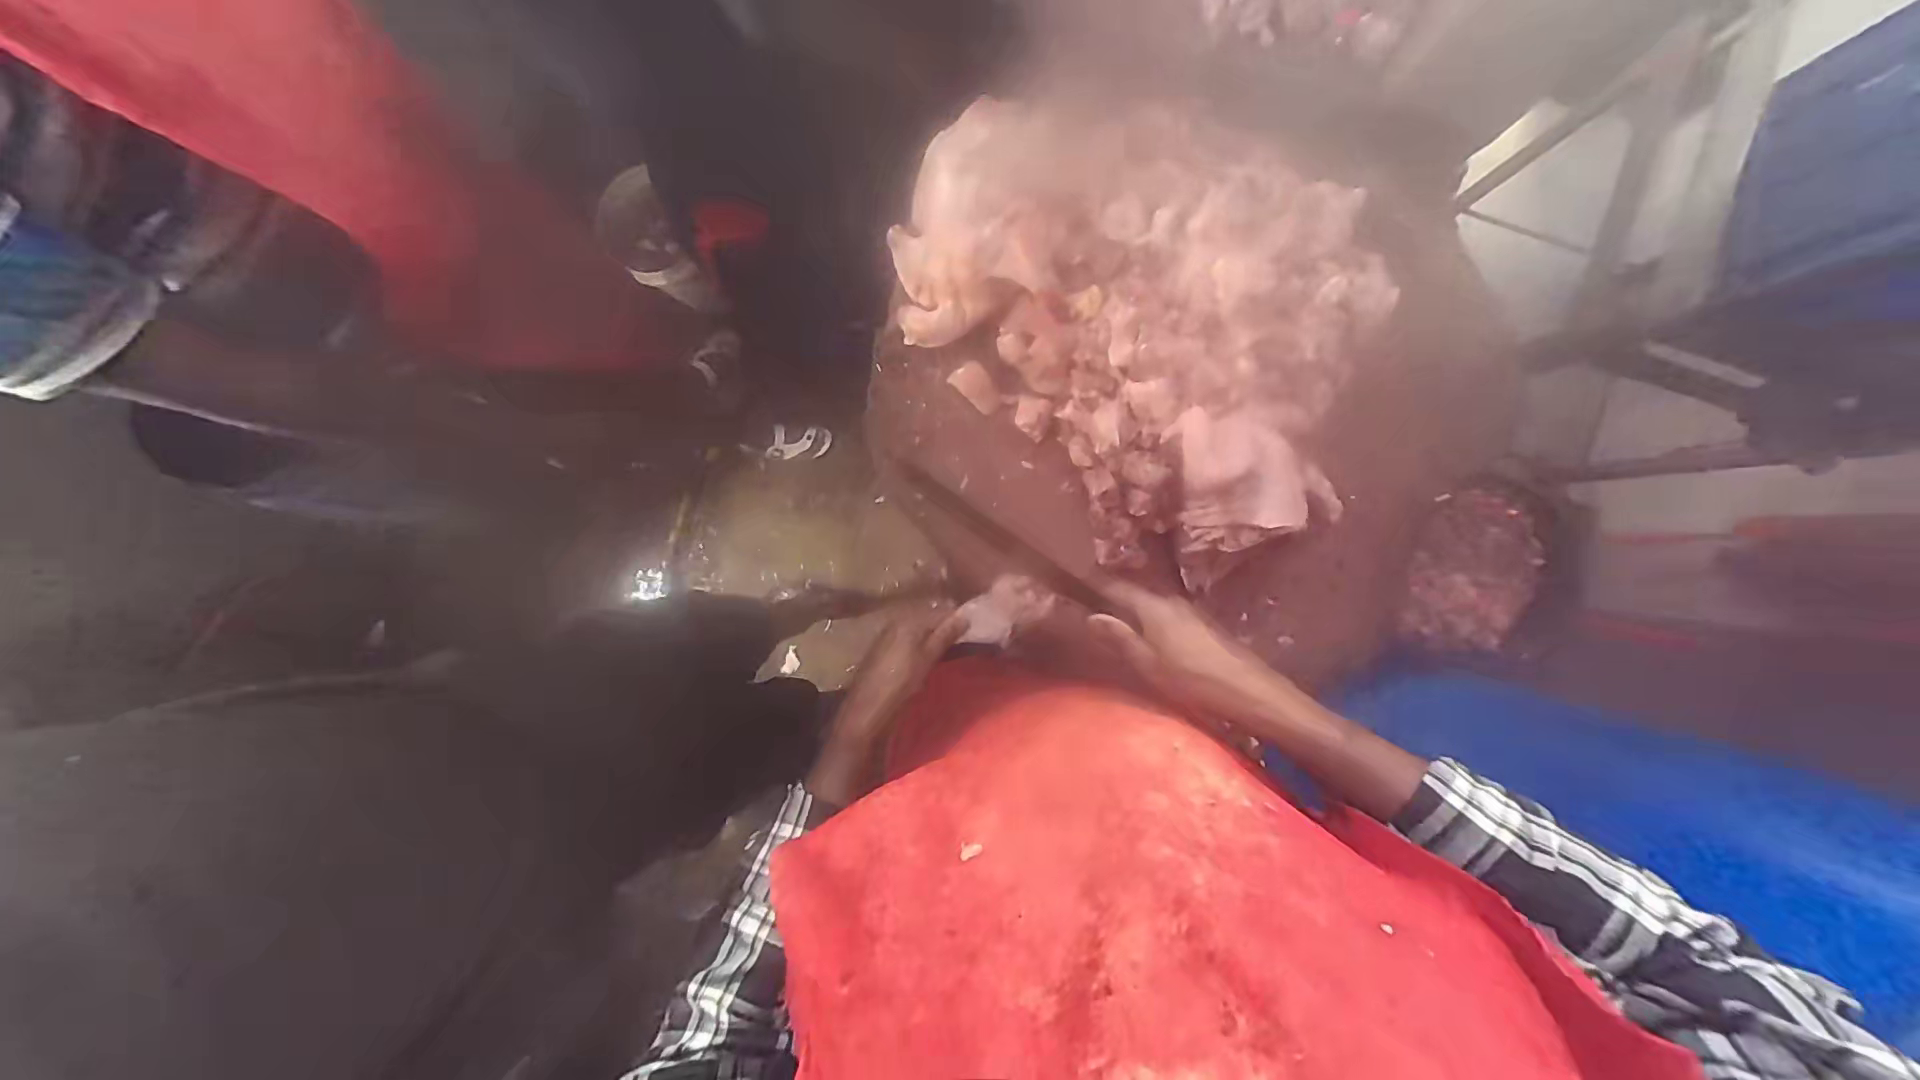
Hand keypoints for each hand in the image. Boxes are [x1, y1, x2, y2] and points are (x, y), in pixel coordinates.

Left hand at [806, 603, 968, 803]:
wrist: (866, 712)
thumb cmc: (899, 683)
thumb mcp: (927, 658)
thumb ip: (945, 634)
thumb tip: (966, 614)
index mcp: (908, 619)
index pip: (940, 611)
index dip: (959, 619)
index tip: (978, 628)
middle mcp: (896, 622)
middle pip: (929, 619)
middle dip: (948, 627)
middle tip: (971, 639)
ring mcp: (888, 637)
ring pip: (920, 631)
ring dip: (937, 638)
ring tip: (957, 649)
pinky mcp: (884, 652)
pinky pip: (911, 642)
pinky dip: (924, 646)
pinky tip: (933, 658)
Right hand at [1084, 579, 1307, 734]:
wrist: (1250, 691)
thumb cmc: (1192, 680)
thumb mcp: (1148, 665)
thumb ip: (1120, 638)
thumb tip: (1091, 616)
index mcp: (1152, 606)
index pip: (1115, 586)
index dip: (1093, 583)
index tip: (1071, 579)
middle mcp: (1170, 600)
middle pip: (1133, 590)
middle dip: (1110, 592)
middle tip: (1086, 595)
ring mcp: (1188, 610)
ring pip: (1150, 600)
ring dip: (1130, 604)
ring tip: (1109, 611)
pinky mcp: (1200, 623)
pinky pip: (1163, 611)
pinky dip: (1147, 615)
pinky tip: (1143, 629)